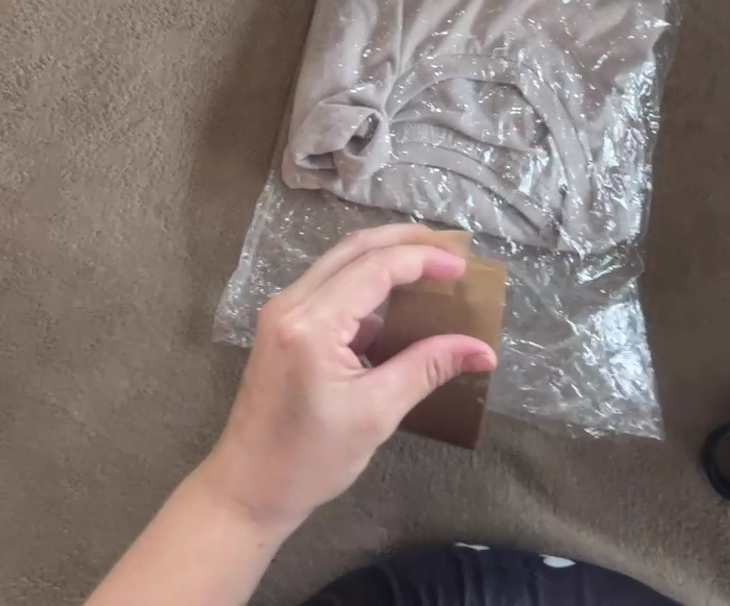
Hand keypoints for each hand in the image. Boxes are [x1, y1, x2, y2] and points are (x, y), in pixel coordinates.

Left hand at [194, 224, 498, 534]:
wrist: (247, 488)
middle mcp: (291, 303)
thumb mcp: (375, 413)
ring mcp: (283, 310)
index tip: (462, 267)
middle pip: (354, 249)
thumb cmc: (309, 460)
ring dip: (384, 258)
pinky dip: (365, 286)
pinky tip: (395, 306)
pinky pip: (329, 287)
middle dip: (403, 241)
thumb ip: (427, 368)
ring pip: (340, 263)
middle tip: (449, 245)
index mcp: (311, 323)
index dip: (422, 260)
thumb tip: (482, 351)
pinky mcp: (283, 323)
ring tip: (429, 265)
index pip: (374, 268)